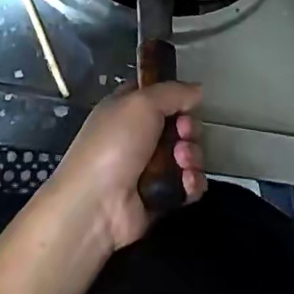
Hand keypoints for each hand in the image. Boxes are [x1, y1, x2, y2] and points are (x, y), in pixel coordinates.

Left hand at [34, 83, 204, 252]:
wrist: (97, 204)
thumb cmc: (114, 144)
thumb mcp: (140, 103)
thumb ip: (172, 92)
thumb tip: (197, 90)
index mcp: (126, 108)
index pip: (157, 95)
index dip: (175, 97)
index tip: (185, 102)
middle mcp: (137, 135)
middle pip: (179, 124)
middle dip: (188, 129)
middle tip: (182, 134)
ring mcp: (150, 166)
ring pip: (187, 154)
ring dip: (191, 156)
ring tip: (181, 162)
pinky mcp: (161, 195)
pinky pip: (188, 184)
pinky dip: (191, 183)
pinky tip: (185, 183)